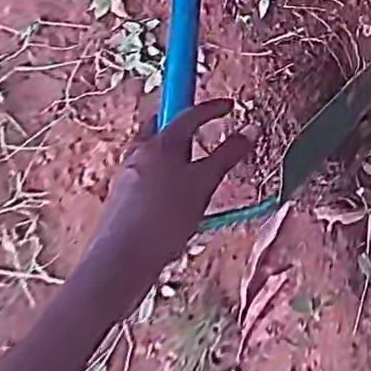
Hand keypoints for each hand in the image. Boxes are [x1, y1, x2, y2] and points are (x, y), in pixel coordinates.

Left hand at [84, 99, 251, 292]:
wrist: (119, 264)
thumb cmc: (165, 217)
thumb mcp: (205, 182)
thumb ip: (227, 154)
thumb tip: (250, 129)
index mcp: (160, 143)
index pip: (188, 113)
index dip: (211, 108)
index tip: (228, 106)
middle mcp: (139, 154)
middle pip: (161, 126)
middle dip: (181, 123)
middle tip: (202, 127)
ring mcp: (126, 177)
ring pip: (152, 151)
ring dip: (173, 149)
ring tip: (193, 164)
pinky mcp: (120, 201)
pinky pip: (146, 173)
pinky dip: (163, 171)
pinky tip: (175, 193)